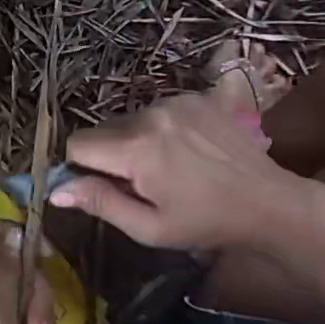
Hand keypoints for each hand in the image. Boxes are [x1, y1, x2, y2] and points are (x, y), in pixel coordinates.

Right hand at [49, 93, 324, 249]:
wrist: (270, 202)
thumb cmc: (206, 223)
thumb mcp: (149, 227)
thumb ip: (100, 203)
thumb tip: (54, 191)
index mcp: (136, 149)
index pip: (77, 143)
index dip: (82, 167)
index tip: (104, 187)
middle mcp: (149, 114)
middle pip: (102, 129)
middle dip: (110, 155)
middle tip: (143, 184)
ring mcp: (174, 101)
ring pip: (128, 119)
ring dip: (135, 140)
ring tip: (169, 167)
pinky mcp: (193, 96)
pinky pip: (155, 110)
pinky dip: (159, 128)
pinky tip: (185, 150)